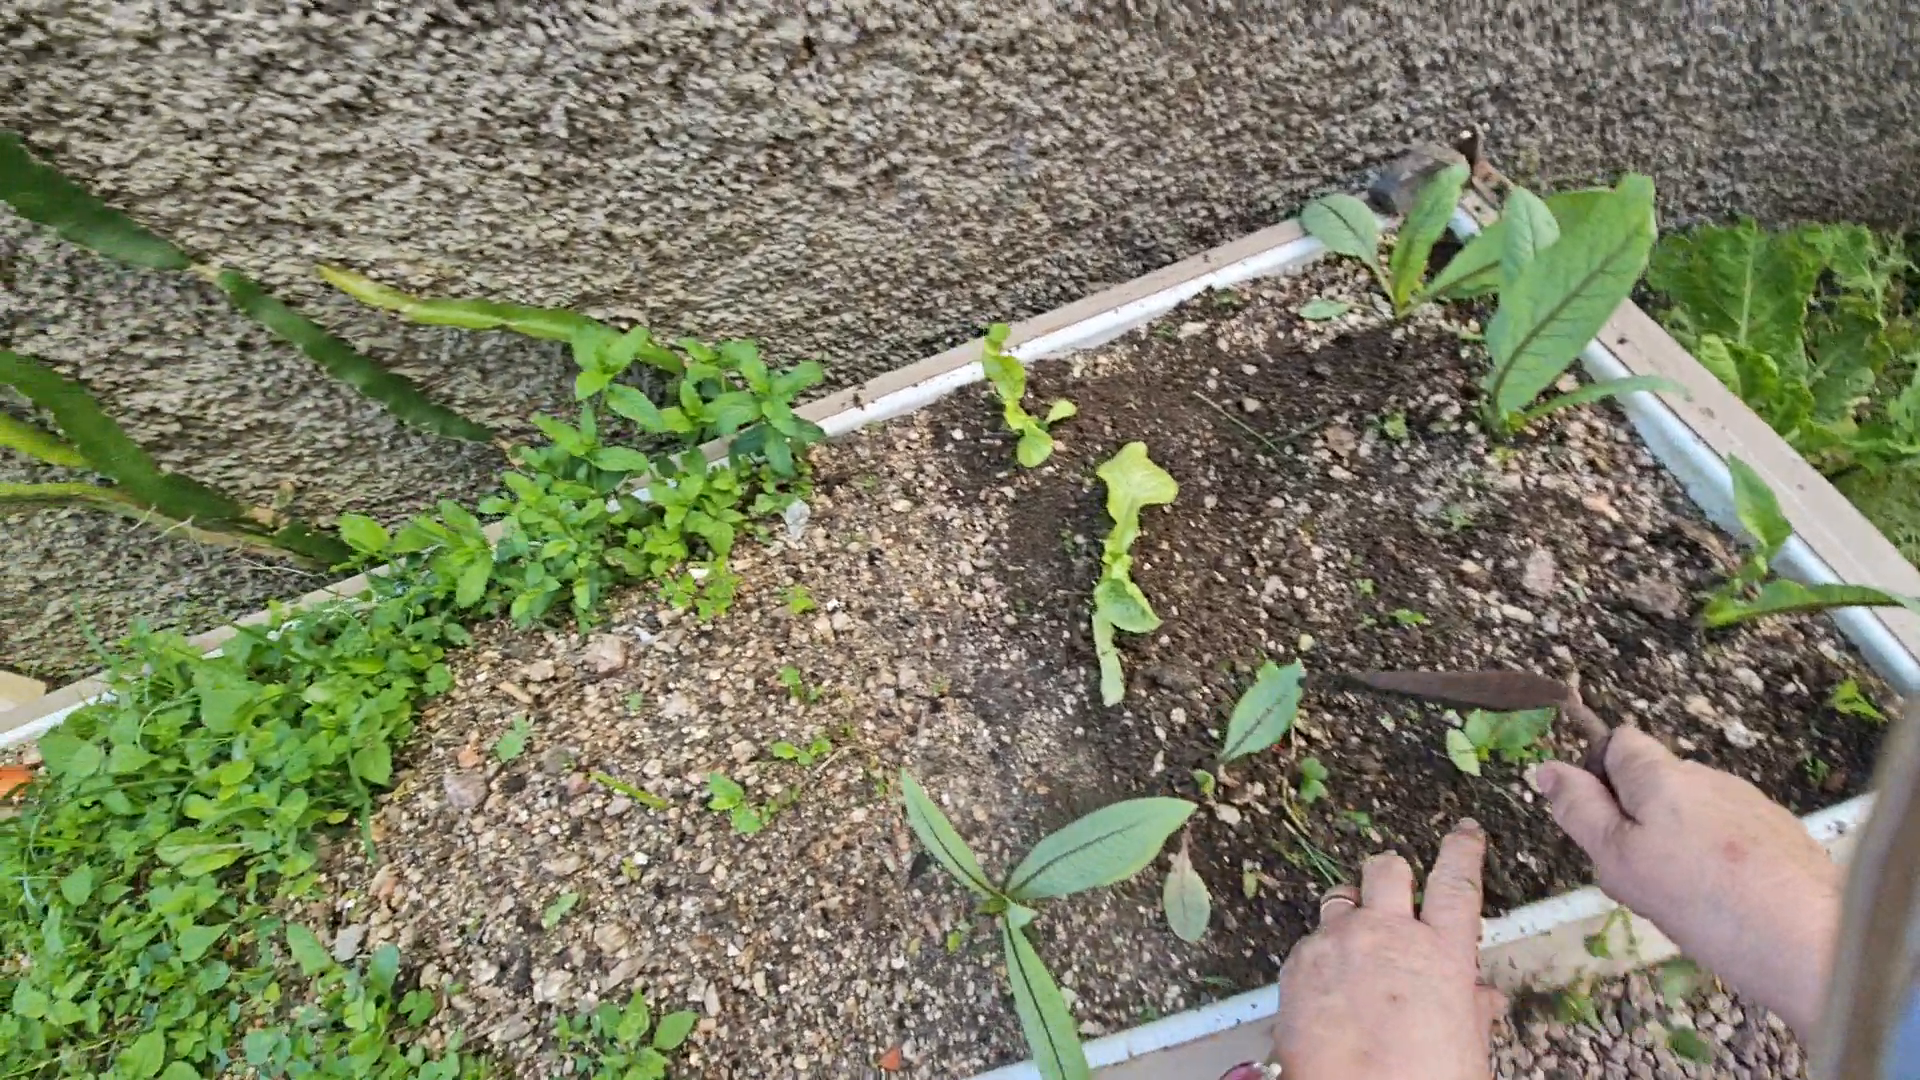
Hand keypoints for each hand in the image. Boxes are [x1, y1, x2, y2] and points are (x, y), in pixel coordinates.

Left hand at [1272, 821, 1503, 1079]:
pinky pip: (1315, 939)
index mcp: (1438, 956)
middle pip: (1386, 869)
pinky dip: (1326, 952)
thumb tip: (1483, 994)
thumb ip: (1470, 1012)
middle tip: (1396, 886)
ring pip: (1342, 897)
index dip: (1463, 852)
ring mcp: (1337, 939)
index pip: (1456, 886)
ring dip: (1354, 910)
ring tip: (1361, 942)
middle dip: (1392, 871)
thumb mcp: (1465, 1052)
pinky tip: (1332, 987)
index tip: (1465, 830)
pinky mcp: (1300, 955)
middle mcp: (1385, 933)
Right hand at [1536, 726, 1842, 1037]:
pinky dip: (1716, 858)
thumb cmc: (1700, 899)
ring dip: (1674, 837)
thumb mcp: (1614, 856)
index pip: (1618, 740)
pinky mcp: (1787, 840)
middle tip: (1632, 866)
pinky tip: (1723, 900)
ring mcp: (1755, 808)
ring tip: (1681, 892)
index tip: (1597, 814)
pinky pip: (1729, 835)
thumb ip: (1577, 807)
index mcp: (1661, 774)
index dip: (1597, 769)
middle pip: (1653, 781)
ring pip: (1690, 811)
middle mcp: (1709, 777)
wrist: (1824, 954)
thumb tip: (1546, 767)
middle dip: (1634, 813)